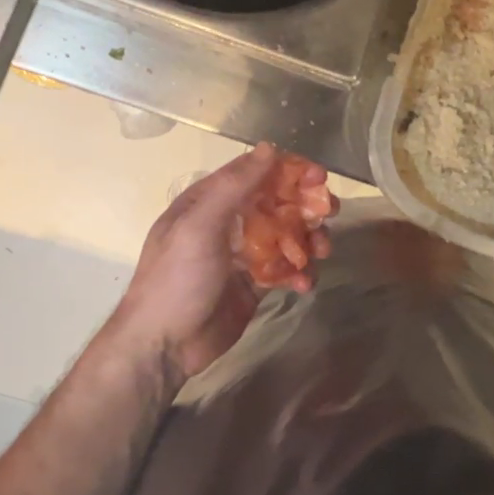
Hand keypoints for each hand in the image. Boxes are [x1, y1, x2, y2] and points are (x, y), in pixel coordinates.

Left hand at [116, 144, 331, 380]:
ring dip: (308, 240)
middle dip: (305, 206)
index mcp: (208, 202)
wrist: (163, 346)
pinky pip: (284, 269)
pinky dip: (299, 273)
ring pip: (286, 236)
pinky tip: (304, 284)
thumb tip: (269, 148)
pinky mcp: (253, 285)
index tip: (320, 177)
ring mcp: (241, 255)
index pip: (255, 173)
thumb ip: (234, 187)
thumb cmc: (176, 279)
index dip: (289, 171)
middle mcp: (226, 223)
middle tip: (330, 211)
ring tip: (322, 251)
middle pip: (276, 203)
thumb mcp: (199, 226)